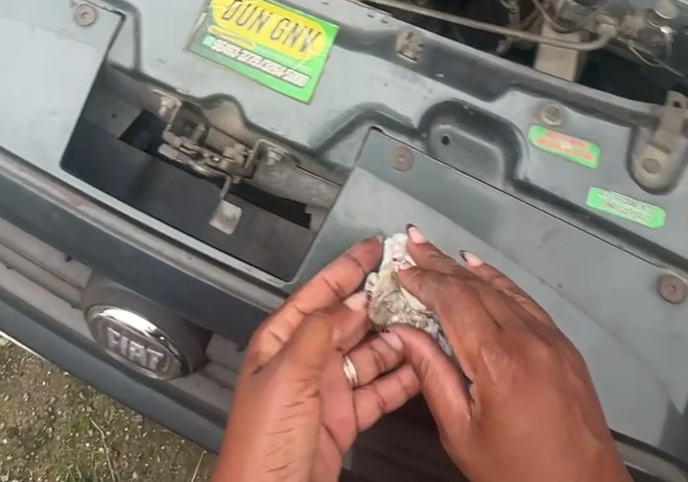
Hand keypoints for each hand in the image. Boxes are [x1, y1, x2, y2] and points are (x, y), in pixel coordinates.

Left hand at [212, 236, 420, 481]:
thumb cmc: (263, 441)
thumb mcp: (288, 374)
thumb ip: (320, 332)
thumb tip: (352, 300)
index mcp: (281, 339)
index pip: (318, 292)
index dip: (346, 267)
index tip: (374, 246)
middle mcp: (304, 358)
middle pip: (346, 319)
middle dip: (377, 300)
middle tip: (410, 283)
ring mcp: (325, 389)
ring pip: (366, 353)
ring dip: (394, 338)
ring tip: (423, 321)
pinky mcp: (343, 420)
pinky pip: (376, 390)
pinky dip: (398, 378)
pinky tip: (420, 366)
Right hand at [389, 228, 628, 481]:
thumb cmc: (516, 474)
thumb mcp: (461, 434)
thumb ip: (431, 375)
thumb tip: (401, 330)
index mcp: (498, 361)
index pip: (454, 301)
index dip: (425, 281)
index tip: (400, 268)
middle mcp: (527, 338)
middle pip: (475, 287)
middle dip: (439, 264)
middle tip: (411, 241)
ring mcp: (551, 339)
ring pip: (500, 288)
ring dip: (464, 268)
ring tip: (434, 250)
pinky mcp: (564, 346)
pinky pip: (524, 302)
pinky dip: (497, 281)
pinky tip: (479, 269)